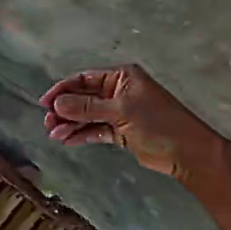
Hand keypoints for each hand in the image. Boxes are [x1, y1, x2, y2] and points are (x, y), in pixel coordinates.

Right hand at [39, 65, 219, 179]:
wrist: (186, 152)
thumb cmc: (158, 123)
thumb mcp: (121, 111)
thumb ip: (88, 108)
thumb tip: (58, 103)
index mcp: (123, 77)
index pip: (86, 78)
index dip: (64, 89)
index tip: (45, 102)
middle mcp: (119, 91)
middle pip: (85, 97)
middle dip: (65, 109)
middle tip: (47, 122)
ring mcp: (121, 112)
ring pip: (89, 115)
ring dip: (71, 124)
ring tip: (54, 134)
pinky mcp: (122, 131)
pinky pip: (97, 130)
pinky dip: (83, 134)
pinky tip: (67, 140)